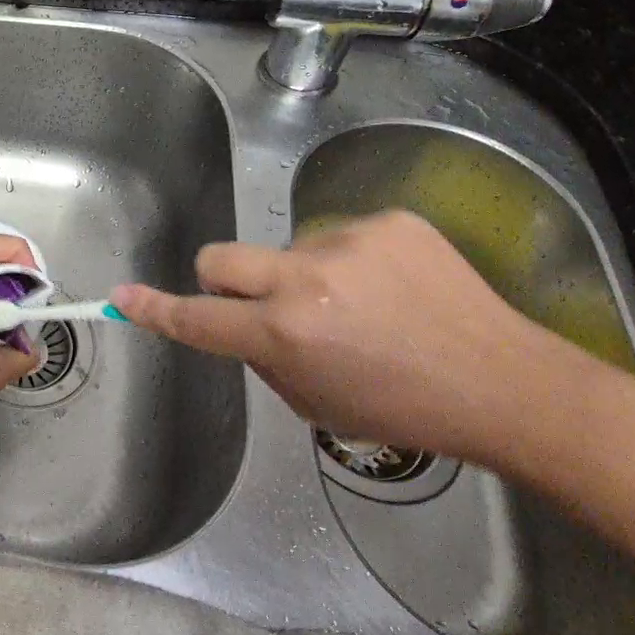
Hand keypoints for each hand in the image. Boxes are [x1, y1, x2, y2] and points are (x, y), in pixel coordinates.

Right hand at [112, 210, 592, 461]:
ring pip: (287, 253)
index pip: (198, 318)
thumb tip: (245, 321)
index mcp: (287, 333)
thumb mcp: (315, 402)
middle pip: (219, 258)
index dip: (155, 309)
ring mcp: (349, 242)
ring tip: (366, 310)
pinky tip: (396, 291)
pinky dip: (351, 265)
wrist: (511, 387)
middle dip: (224, 281)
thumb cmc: (408, 412)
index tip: (123, 295)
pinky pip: (339, 240)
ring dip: (305, 279)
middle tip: (264, 307)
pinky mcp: (389, 222)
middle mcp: (306, 279)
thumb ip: (264, 357)